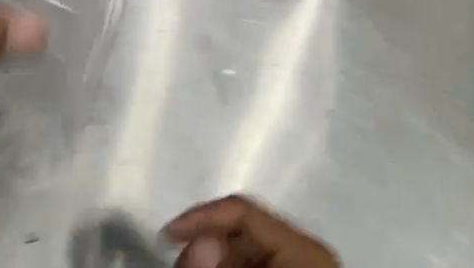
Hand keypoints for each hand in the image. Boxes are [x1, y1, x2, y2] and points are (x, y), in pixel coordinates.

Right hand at [163, 196, 337, 267]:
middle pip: (241, 234)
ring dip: (215, 264)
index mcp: (304, 248)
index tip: (166, 237)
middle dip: (205, 249)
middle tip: (180, 266)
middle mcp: (307, 254)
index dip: (199, 218)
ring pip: (245, 255)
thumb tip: (195, 241)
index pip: (242, 211)